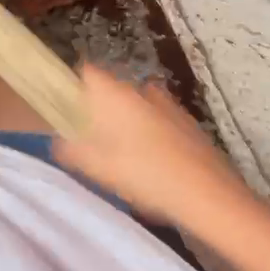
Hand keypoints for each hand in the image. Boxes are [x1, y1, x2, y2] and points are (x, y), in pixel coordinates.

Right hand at [52, 64, 251, 226]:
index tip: (68, 110)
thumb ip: (69, 150)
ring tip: (122, 155)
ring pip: (137, 106)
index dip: (74, 87)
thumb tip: (57, 142)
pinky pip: (158, 121)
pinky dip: (151, 135)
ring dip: (127, 123)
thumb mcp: (96, 167)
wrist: (212, 199)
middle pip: (111, 90)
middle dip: (100, 109)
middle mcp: (142, 90)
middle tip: (92, 138)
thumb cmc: (146, 175)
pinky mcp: (190, 124)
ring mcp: (169, 106)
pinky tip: (153, 166)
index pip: (85, 71)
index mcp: (115, 94)